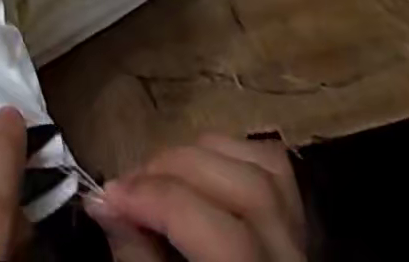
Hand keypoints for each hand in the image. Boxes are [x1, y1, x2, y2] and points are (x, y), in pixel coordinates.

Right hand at [86, 136, 306, 261]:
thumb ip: (136, 260)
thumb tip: (101, 201)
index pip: (222, 234)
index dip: (157, 202)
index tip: (106, 197)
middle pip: (248, 191)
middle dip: (173, 172)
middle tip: (127, 188)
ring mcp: (306, 250)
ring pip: (265, 171)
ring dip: (199, 158)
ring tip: (156, 178)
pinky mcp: (298, 235)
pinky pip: (275, 174)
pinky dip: (227, 156)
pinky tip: (193, 173)